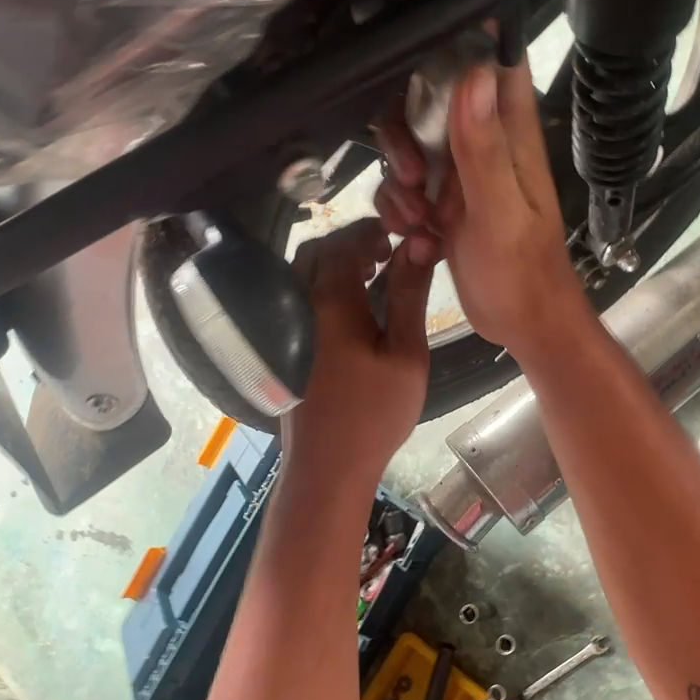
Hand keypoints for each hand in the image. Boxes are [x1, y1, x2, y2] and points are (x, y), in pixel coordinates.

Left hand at [282, 218, 434, 487]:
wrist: (327, 467)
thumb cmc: (374, 414)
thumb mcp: (406, 354)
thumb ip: (409, 294)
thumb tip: (418, 243)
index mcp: (328, 301)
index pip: (345, 242)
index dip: (372, 231)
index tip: (400, 235)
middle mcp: (297, 304)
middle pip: (316, 251)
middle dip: (351, 243)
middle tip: (385, 255)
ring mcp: (284, 327)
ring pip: (302, 273)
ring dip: (335, 264)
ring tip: (371, 278)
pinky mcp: (281, 347)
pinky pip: (298, 297)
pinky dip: (323, 287)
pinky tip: (350, 309)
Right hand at [372, 58, 588, 355]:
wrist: (524, 326)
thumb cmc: (523, 275)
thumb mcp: (501, 212)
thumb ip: (484, 149)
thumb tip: (475, 75)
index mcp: (510, 137)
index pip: (490, 64)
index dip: (455, 53)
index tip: (420, 81)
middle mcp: (484, 147)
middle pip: (429, 104)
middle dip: (404, 135)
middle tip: (410, 177)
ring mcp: (461, 178)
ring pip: (409, 149)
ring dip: (398, 182)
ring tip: (415, 220)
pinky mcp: (444, 207)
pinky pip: (405, 191)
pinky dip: (399, 210)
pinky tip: (414, 238)